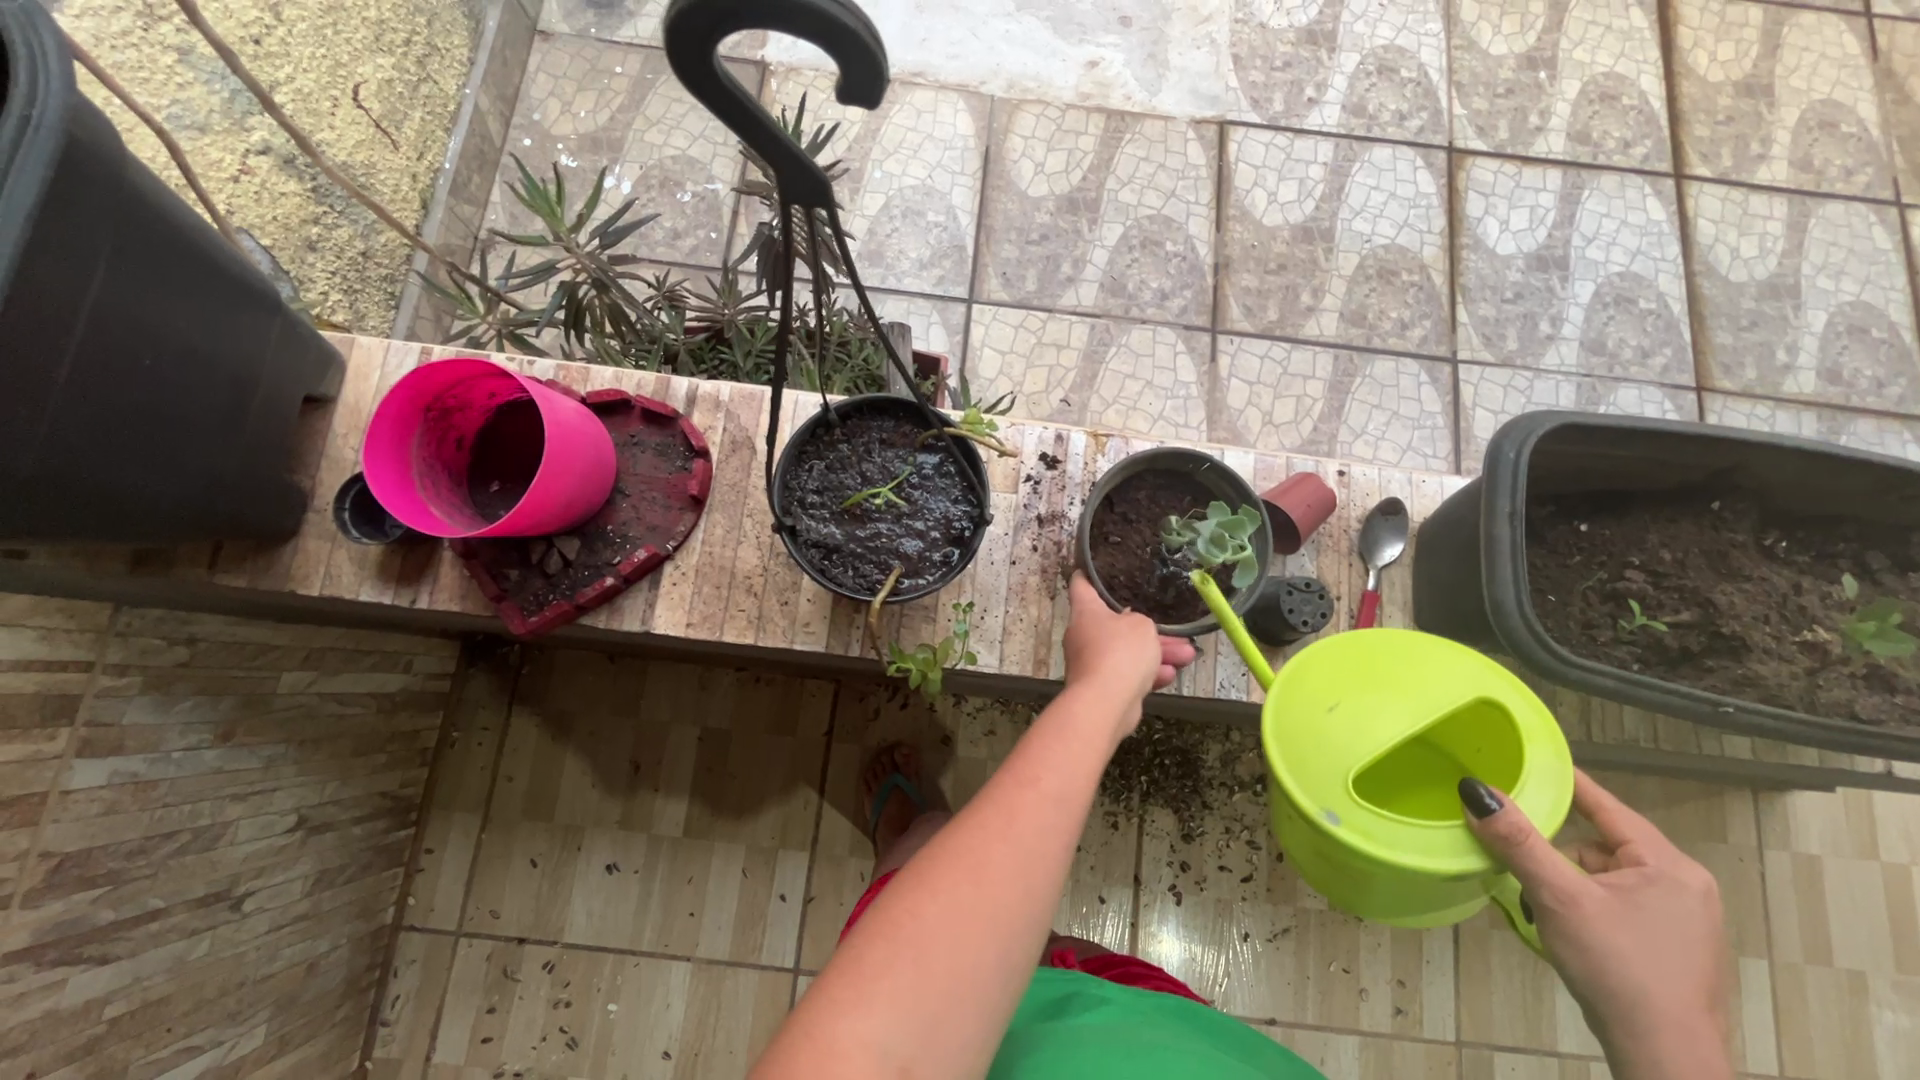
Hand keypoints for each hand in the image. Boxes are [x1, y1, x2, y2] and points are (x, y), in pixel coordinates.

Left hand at [1063, 573, 1195, 728]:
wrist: (1105, 702)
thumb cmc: (1120, 652)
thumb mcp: (1141, 626)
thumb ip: (1141, 622)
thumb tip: (1134, 630)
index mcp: (1086, 611)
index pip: (1081, 585)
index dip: (1089, 574)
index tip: (1094, 566)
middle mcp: (1084, 635)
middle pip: (1117, 625)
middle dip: (1149, 629)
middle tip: (1178, 632)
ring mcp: (1092, 663)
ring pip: (1128, 653)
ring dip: (1157, 654)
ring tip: (1189, 655)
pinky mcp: (1103, 687)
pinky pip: (1128, 675)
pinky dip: (1148, 675)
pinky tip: (1171, 675)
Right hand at [1461, 770, 1732, 1079]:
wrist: (1664, 1058)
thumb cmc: (1617, 968)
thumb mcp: (1559, 898)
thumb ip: (1518, 841)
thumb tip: (1475, 790)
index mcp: (1670, 865)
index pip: (1608, 807)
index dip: (1568, 783)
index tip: (1531, 761)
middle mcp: (1686, 886)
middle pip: (1602, 847)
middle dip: (1559, 855)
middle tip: (1523, 865)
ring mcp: (1685, 922)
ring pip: (1607, 880)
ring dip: (1569, 886)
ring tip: (1542, 909)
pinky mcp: (1675, 951)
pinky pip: (1619, 908)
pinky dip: (1587, 910)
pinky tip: (1568, 934)